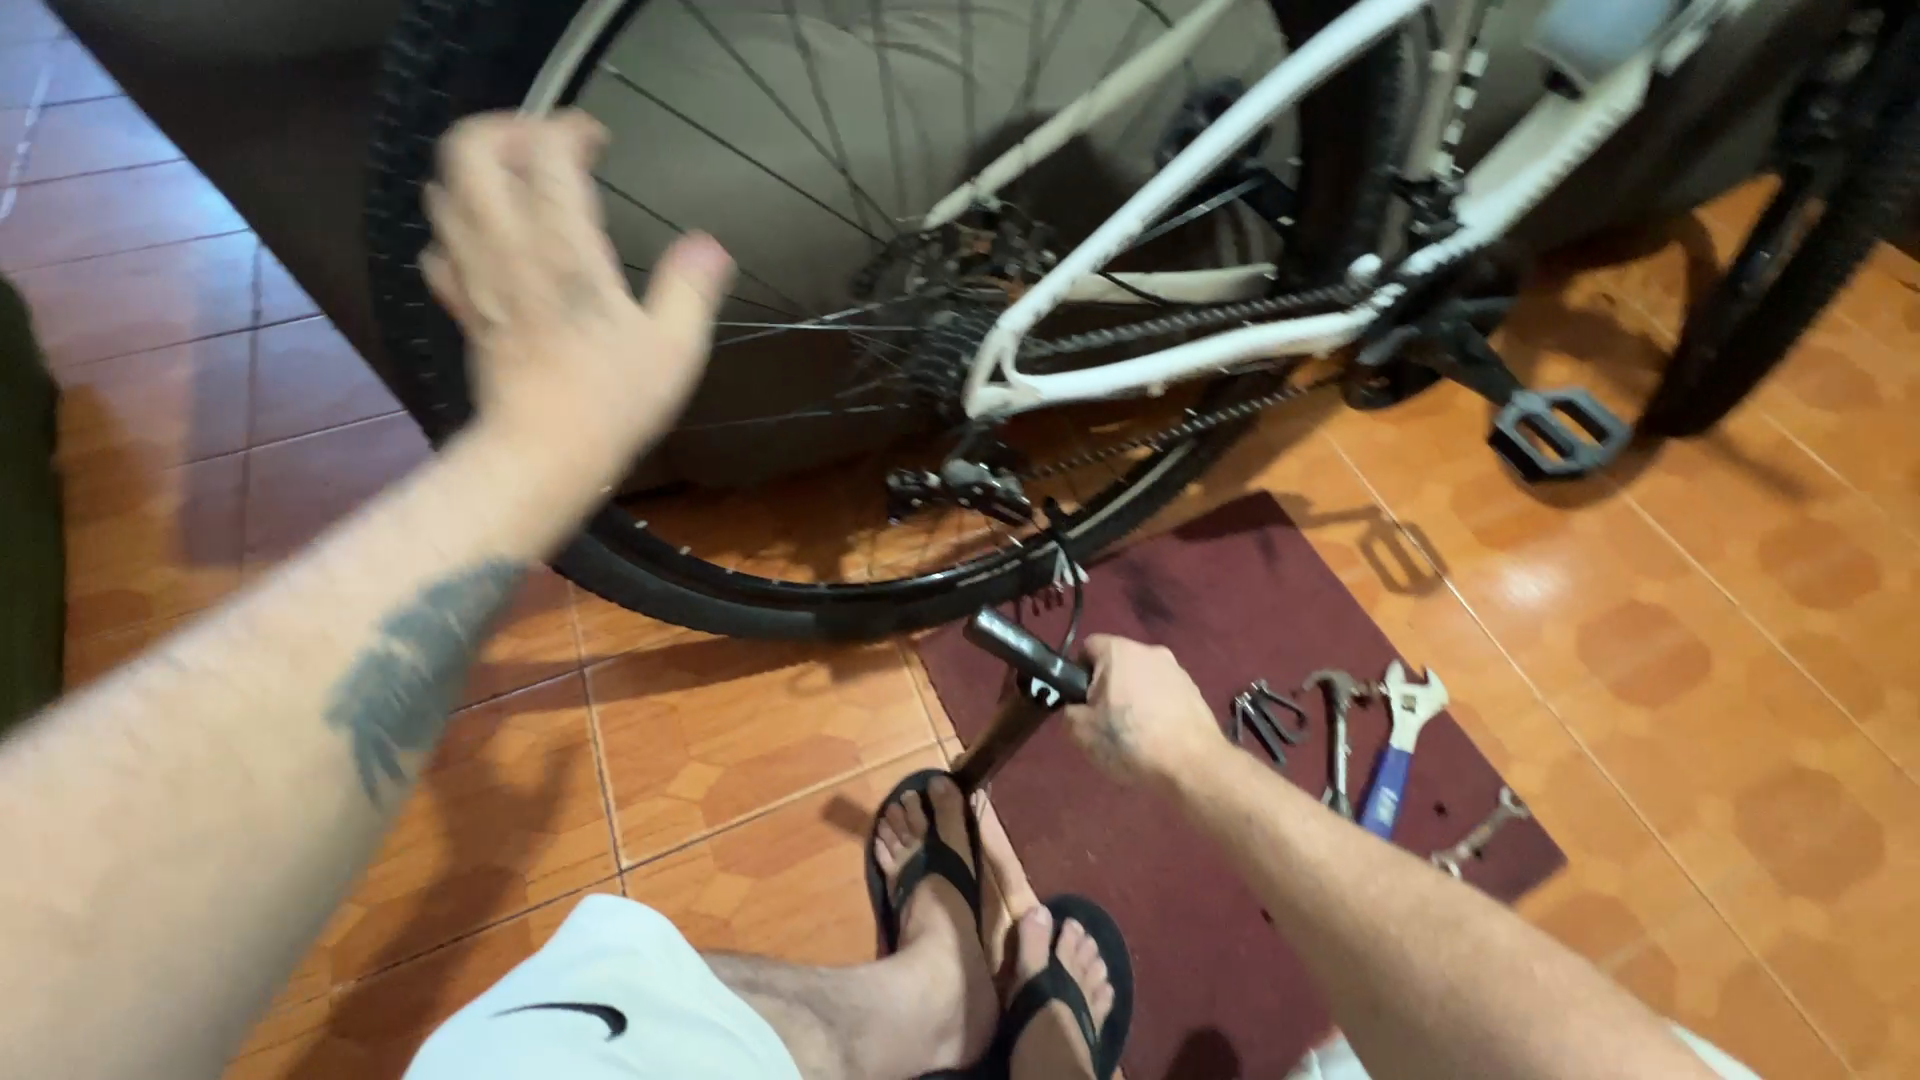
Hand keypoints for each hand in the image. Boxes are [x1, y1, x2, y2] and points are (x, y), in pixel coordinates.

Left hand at [421, 110, 734, 461]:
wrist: (546, 451)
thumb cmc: (615, 399)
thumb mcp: (675, 347)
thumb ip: (691, 288)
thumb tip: (711, 246)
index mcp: (566, 250)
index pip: (547, 154)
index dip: (569, 129)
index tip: (596, 139)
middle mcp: (510, 248)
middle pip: (469, 151)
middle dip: (504, 129)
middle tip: (544, 147)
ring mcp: (478, 277)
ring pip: (445, 191)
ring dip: (477, 173)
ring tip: (519, 186)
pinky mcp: (465, 308)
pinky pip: (440, 248)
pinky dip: (458, 230)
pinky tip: (490, 244)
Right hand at [1062, 636, 1226, 788]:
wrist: (1192, 765)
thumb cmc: (1130, 740)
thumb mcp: (1081, 731)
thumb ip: (1070, 711)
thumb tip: (1079, 707)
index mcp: (1119, 650)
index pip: (1088, 648)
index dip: (1079, 673)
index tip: (1083, 702)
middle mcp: (1149, 651)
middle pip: (1117, 664)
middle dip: (1109, 688)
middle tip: (1105, 722)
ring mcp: (1177, 670)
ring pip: (1143, 680)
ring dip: (1135, 698)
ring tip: (1135, 735)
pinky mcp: (1195, 691)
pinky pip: (1165, 695)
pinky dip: (1157, 710)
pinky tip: (1158, 738)